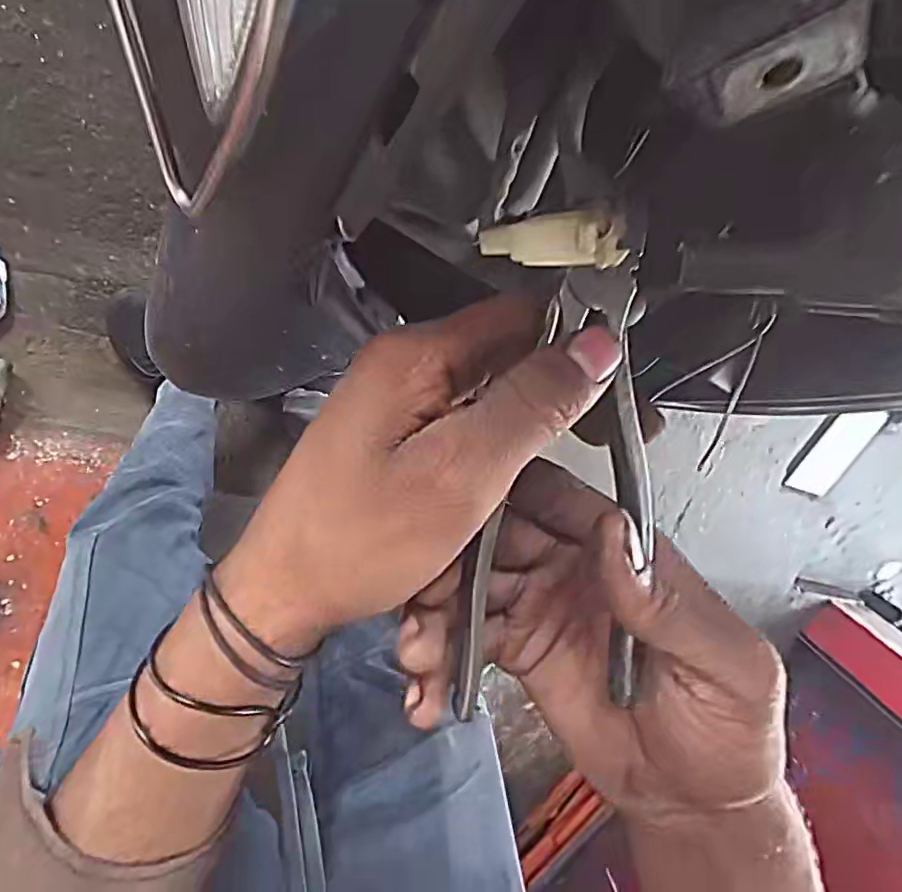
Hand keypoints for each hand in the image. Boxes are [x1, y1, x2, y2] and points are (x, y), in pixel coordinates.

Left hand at [216, 294, 622, 653]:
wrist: (283, 587)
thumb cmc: (355, 541)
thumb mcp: (458, 475)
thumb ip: (529, 407)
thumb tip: (594, 348)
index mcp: (415, 357)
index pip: (518, 314)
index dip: (575, 339)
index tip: (618, 380)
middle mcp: (403, 364)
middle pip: (503, 347)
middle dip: (558, 380)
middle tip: (605, 426)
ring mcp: (396, 396)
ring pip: (486, 383)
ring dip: (530, 410)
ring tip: (570, 446)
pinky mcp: (393, 428)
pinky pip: (461, 413)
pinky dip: (496, 432)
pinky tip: (516, 462)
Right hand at [398, 459, 788, 830]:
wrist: (694, 803)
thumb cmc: (728, 727)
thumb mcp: (726, 665)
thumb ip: (669, 603)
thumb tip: (615, 536)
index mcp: (621, 553)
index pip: (556, 498)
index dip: (506, 489)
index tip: (462, 498)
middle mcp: (573, 567)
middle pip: (499, 534)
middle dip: (455, 554)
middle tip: (425, 585)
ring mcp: (541, 605)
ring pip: (472, 584)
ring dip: (436, 609)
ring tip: (419, 650)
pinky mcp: (519, 648)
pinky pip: (468, 639)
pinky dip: (441, 659)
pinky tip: (429, 688)